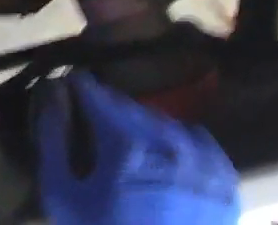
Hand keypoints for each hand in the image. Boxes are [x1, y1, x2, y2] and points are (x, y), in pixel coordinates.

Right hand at [35, 71, 239, 224]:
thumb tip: (53, 93)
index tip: (68, 86)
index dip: (78, 86)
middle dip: (107, 105)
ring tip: (126, 134)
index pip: (97, 94)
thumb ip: (52, 136)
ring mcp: (202, 168)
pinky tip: (167, 148)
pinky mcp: (224, 189)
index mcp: (127, 146)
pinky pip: (203, 143)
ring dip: (140, 120)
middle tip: (92, 115)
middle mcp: (169, 147)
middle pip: (130, 106)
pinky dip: (182, 138)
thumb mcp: (60, 191)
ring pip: (165, 121)